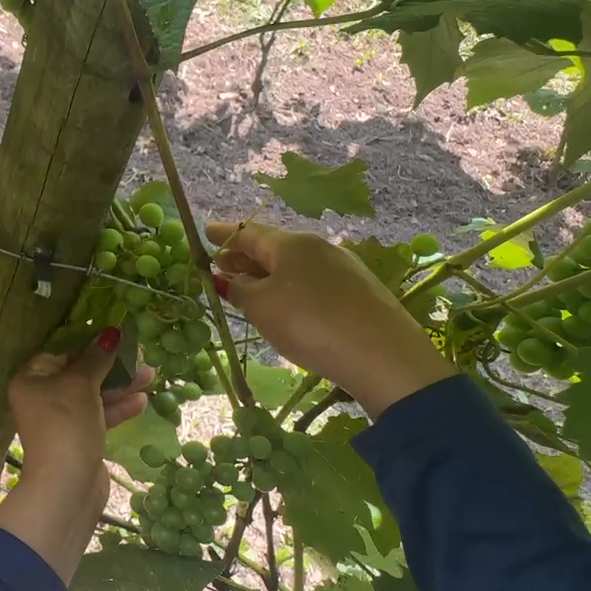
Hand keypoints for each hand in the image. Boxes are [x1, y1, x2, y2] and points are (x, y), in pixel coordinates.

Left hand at [0, 329, 151, 583]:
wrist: (66, 487)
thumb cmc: (66, 425)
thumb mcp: (81, 385)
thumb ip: (97, 359)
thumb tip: (111, 332)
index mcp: (30, 379)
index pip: (60, 352)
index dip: (87, 343)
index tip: (115, 335)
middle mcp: (41, 397)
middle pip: (78, 373)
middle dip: (110, 365)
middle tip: (140, 354)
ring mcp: (60, 420)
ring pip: (92, 395)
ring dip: (119, 385)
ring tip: (151, 374)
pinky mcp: (78, 439)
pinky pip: (98, 416)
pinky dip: (117, 408)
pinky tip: (142, 401)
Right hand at [206, 220, 454, 417]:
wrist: (385, 358)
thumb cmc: (309, 324)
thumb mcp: (260, 307)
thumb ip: (237, 289)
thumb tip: (228, 280)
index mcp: (291, 244)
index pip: (248, 232)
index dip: (224, 234)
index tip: (206, 233)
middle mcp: (318, 248)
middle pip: (272, 247)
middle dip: (244, 256)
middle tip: (222, 266)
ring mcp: (343, 268)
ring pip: (294, 265)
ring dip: (267, 274)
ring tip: (249, 289)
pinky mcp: (359, 292)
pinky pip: (312, 281)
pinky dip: (290, 287)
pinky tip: (286, 306)